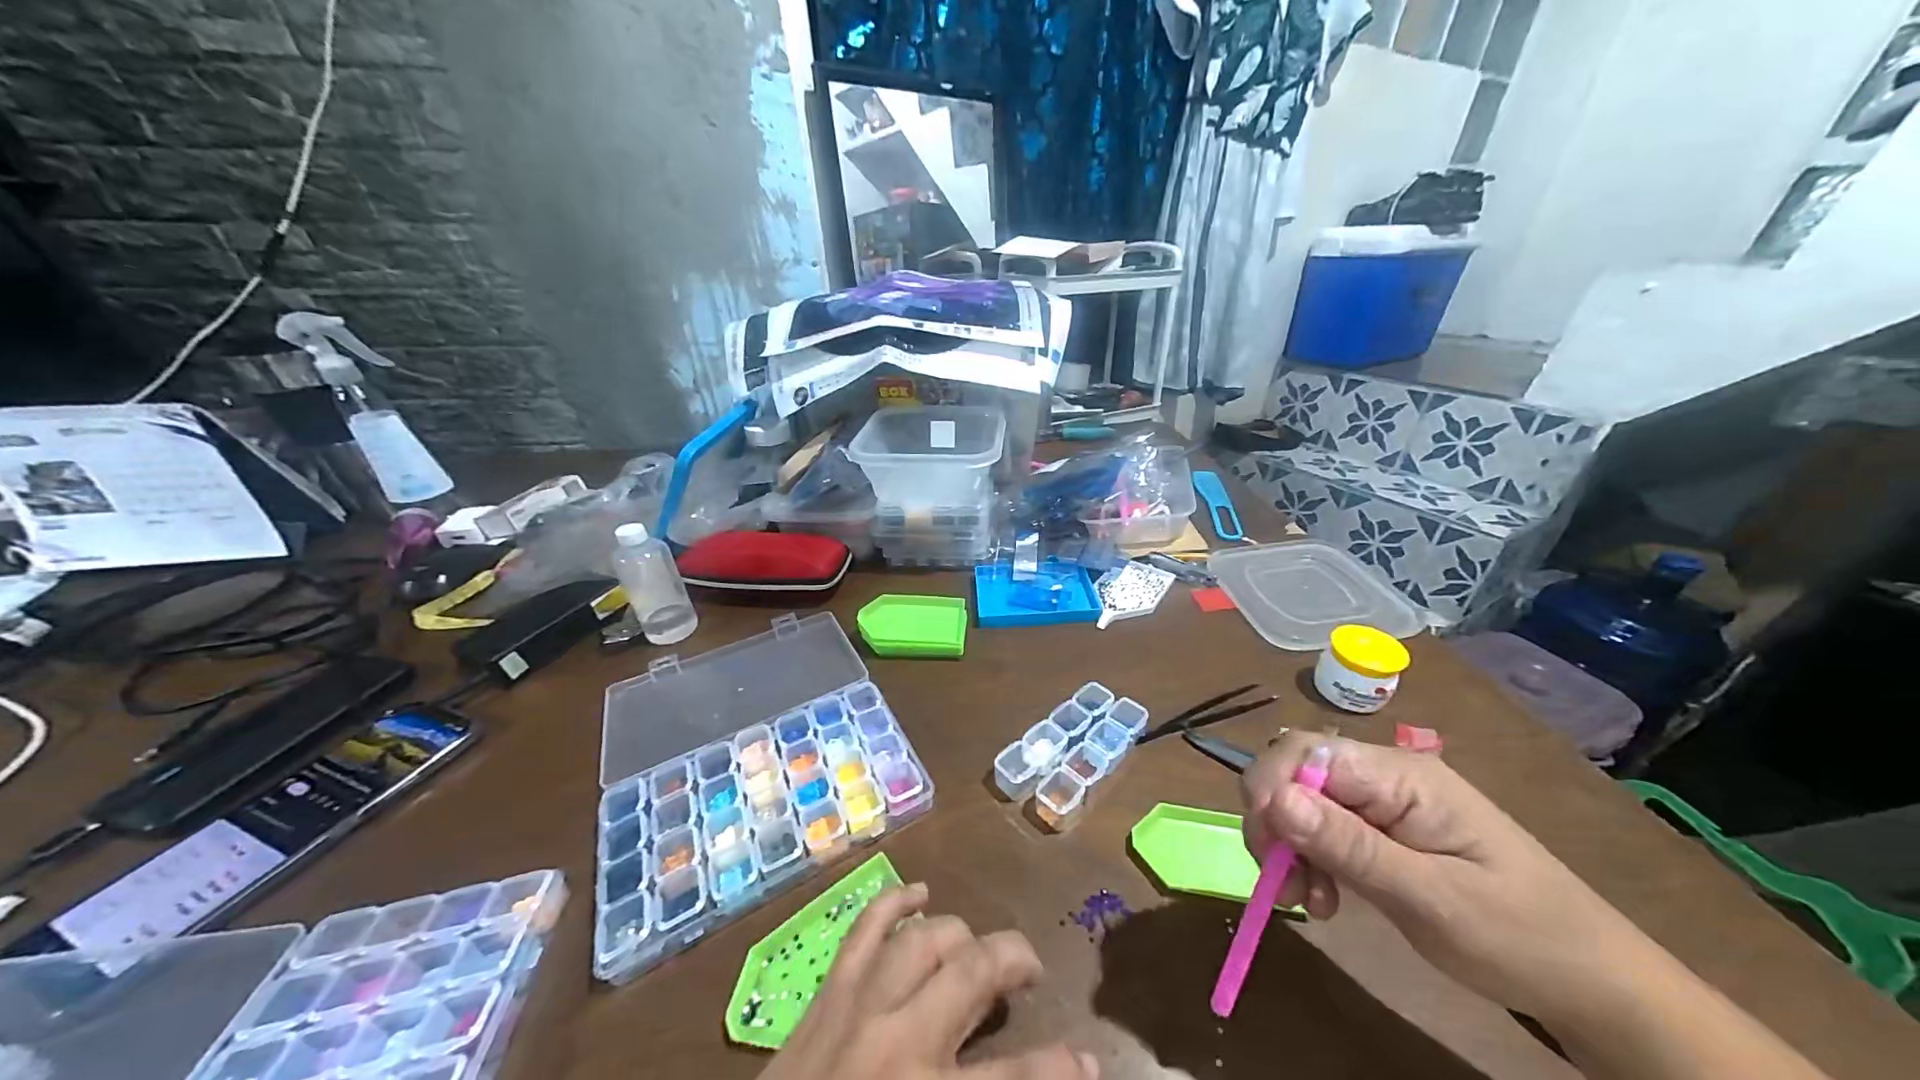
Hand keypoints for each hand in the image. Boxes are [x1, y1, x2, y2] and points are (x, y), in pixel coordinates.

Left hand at [760, 883, 1096, 1079]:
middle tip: (1029, 970)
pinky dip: (893, 904)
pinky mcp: (826, 993)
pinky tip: (919, 892)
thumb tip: (1030, 1075)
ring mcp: (859, 1007)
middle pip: (972, 974)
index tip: (1086, 1058)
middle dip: (1014, 960)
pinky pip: (864, 930)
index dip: (1060, 1066)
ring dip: (959, 936)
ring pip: (924, 941)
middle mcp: (899, 1042)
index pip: (1015, 1077)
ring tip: (977, 947)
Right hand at [1240, 732, 1657, 1024]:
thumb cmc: (1521, 937)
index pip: (1305, 751)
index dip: (1269, 788)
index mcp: (1402, 775)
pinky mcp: (1383, 830)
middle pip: (1295, 772)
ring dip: (1289, 845)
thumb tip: (1272, 797)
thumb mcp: (1431, 899)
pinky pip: (1322, 827)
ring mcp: (1385, 802)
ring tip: (1309, 902)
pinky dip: (1309, 859)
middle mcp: (1386, 775)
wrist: (1593, 982)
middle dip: (1274, 821)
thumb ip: (1349, 845)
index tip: (1268, 851)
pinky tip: (1325, 898)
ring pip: (1301, 801)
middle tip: (1283, 885)